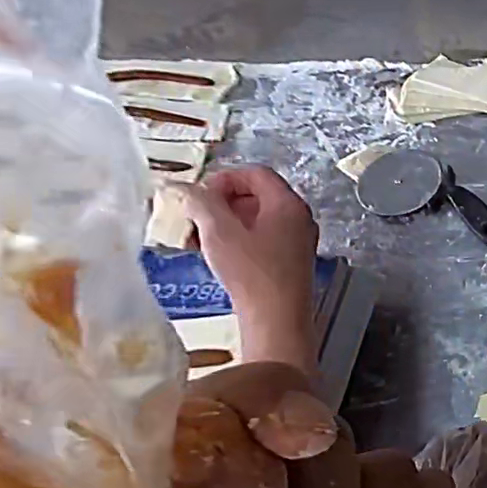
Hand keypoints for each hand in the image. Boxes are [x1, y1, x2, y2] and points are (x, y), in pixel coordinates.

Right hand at [183, 166, 319, 370]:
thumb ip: (201, 203)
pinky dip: (237, 237)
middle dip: (220, 202)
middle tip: (192, 219)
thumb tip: (186, 188)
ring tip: (196, 238)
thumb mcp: (218, 231)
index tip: (198, 197)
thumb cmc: (250, 270)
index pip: (257, 173)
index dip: (223, 178)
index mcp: (289, 204)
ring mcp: (299, 237)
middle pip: (257, 194)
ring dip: (223, 222)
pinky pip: (262, 235)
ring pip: (257, 216)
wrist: (277, 313)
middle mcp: (300, 217)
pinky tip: (213, 252)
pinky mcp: (291, 256)